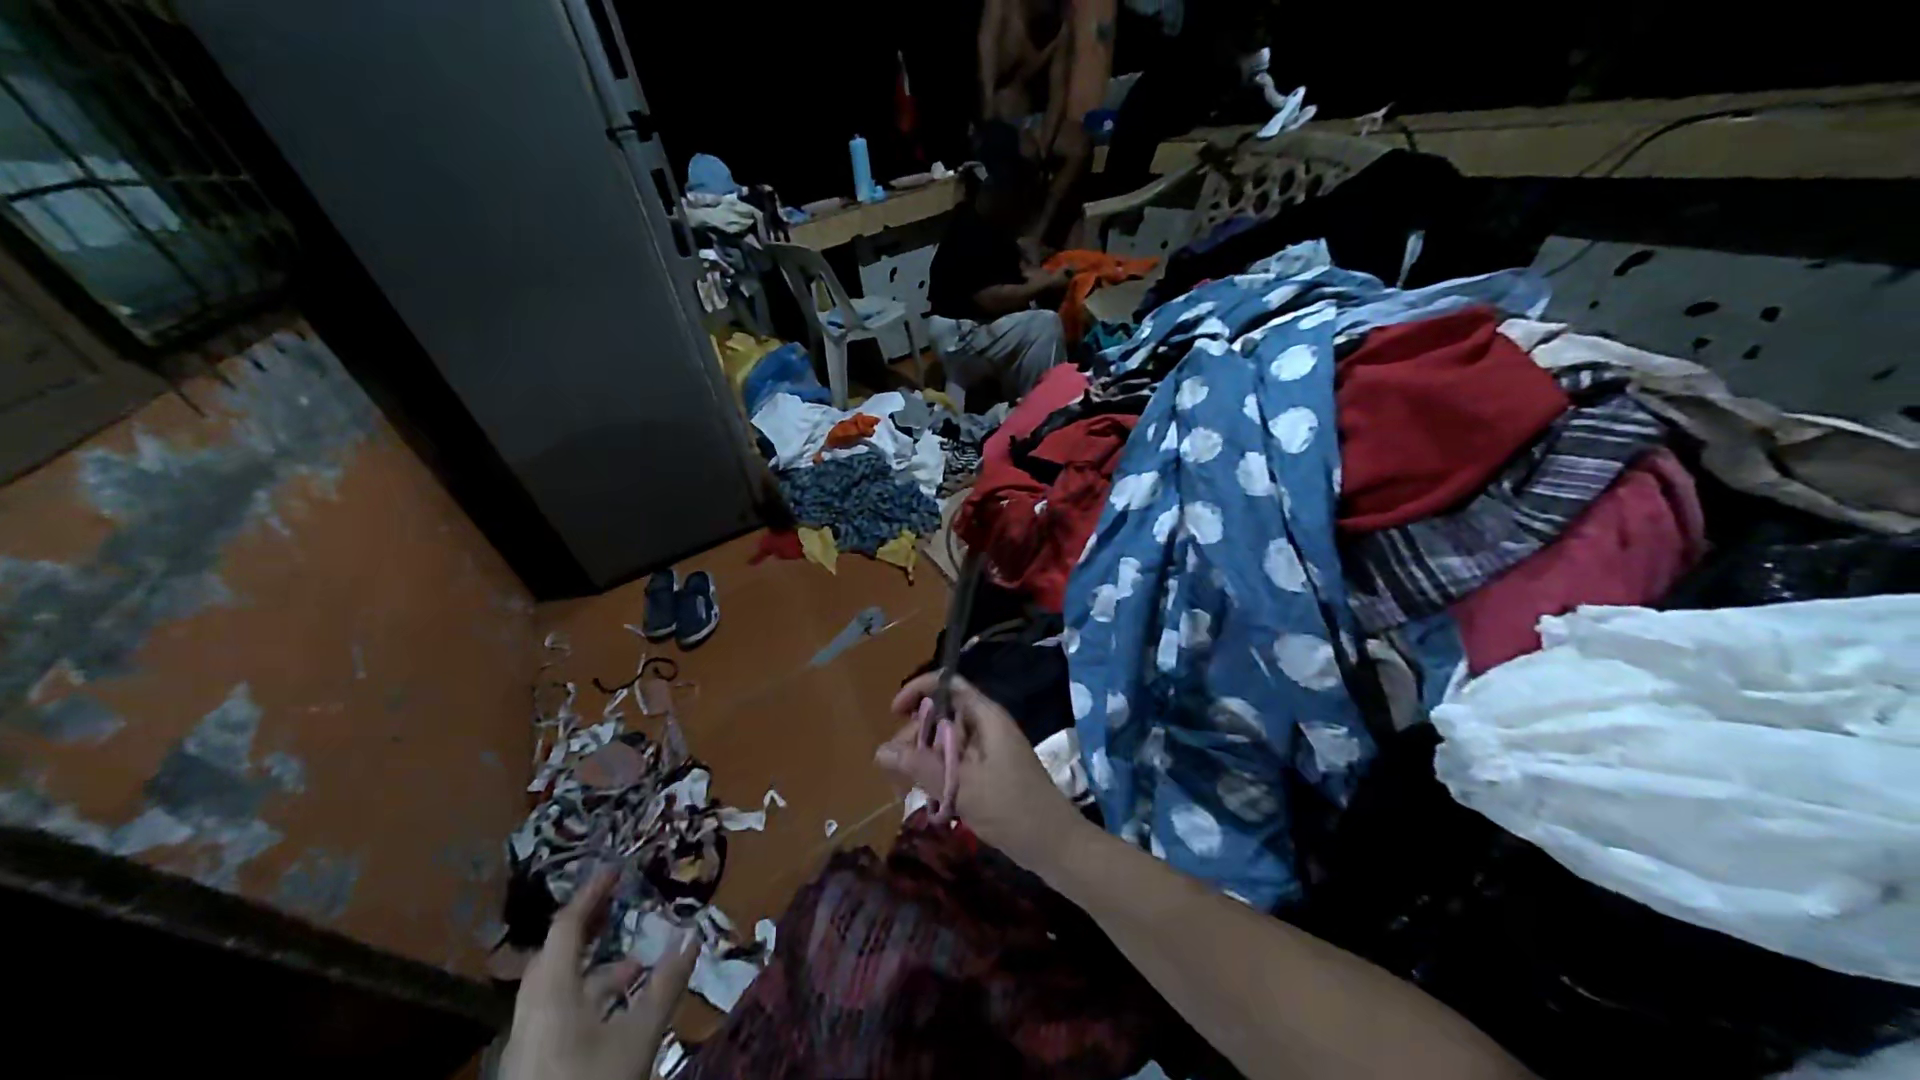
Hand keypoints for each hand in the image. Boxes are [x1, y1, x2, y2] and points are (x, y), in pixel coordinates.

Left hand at [499, 868, 697, 1079]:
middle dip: (589, 928)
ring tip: (636, 967)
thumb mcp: (639, 1036)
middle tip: (620, 906)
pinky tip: (618, 1011)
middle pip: (555, 955)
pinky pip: (557, 1012)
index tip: (616, 870)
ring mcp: (527, 1041)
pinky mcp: (532, 1064)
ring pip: (557, 988)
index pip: (566, 928)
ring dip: (595, 969)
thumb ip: (666, 983)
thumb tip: (694, 933)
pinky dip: (587, 997)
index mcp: (551, 994)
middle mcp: (530, 1011)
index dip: (590, 896)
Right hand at [875, 673, 1087, 871]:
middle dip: (915, 737)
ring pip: (945, 742)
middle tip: (896, 771)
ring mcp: (988, 750)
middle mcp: (986, 726)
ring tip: (906, 791)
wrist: (1056, 845)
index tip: (894, 713)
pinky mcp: (988, 772)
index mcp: (986, 717)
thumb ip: (921, 767)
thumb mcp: (963, 788)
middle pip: (941, 715)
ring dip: (923, 760)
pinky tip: (928, 799)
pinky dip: (938, 775)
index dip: (918, 691)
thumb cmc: (1013, 809)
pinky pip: (955, 762)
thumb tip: (880, 750)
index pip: (948, 684)